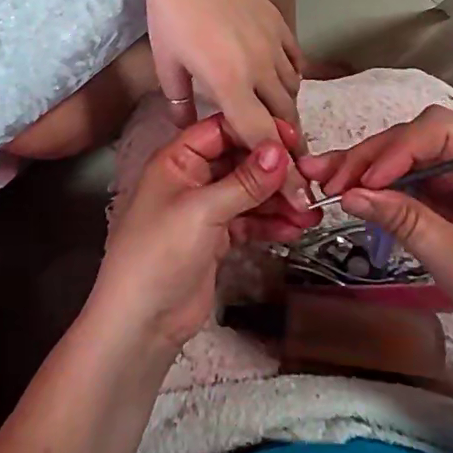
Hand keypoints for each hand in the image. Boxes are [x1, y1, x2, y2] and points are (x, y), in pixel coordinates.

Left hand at [93, 116, 318, 350]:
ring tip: (311, 212)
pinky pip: (250, 222)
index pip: (222, 130)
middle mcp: (192, 178)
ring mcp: (205, 209)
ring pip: (250, 193)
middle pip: (241, 162)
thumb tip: (279, 151)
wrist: (141, 322)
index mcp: (177, 160)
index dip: (256, 131)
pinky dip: (272, 224)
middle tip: (309, 181)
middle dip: (275, 171)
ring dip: (279, 201)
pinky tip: (295, 229)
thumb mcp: (201, 211)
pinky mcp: (217, 238)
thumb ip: (244, 181)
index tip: (294, 139)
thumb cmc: (158, 254)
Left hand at [142, 0, 303, 154]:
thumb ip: (180, 102)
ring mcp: (275, 46)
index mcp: (229, 83)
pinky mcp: (282, 27)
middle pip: (284, 118)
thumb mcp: (166, 63)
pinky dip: (292, 82)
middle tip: (284, 161)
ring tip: (279, 126)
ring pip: (294, 92)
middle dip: (286, 144)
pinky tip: (281, 87)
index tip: (287, 187)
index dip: (275, 165)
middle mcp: (261, 69)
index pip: (259, 135)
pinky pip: (297, 64)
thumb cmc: (171, 12)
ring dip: (288, 113)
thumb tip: (187, 125)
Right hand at [297, 106, 452, 356]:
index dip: (398, 150)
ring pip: (410, 156)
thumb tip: (351, 195)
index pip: (444, 132)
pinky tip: (347, 188)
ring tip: (323, 177)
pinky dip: (379, 185)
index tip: (363, 182)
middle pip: (421, 138)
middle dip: (373, 155)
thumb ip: (409, 224)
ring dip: (367, 166)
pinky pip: (413, 180)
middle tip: (328, 178)